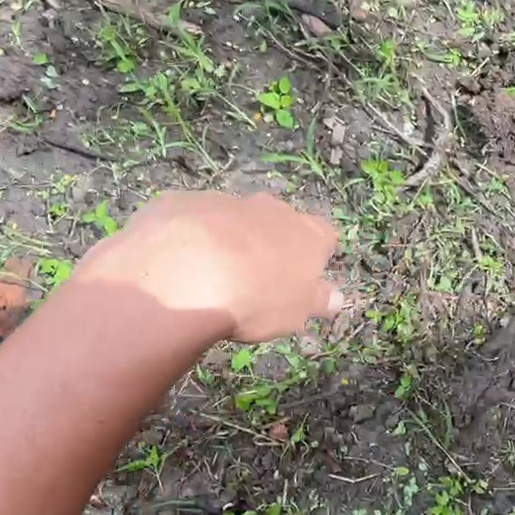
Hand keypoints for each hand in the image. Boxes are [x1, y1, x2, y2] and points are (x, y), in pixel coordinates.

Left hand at [74, 192, 341, 341]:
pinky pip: (191, 217)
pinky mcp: (181, 201)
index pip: (325, 235)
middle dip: (271, 241)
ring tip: (212, 272)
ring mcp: (224, 200)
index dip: (317, 254)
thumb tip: (336, 298)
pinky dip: (190, 235)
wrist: (183, 273)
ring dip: (229, 238)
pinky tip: (178, 261)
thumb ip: (318, 301)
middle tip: (257, 275)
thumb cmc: (255, 299)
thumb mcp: (296, 313)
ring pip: (233, 216)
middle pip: (279, 220)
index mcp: (306, 234)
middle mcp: (270, 209)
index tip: (305, 275)